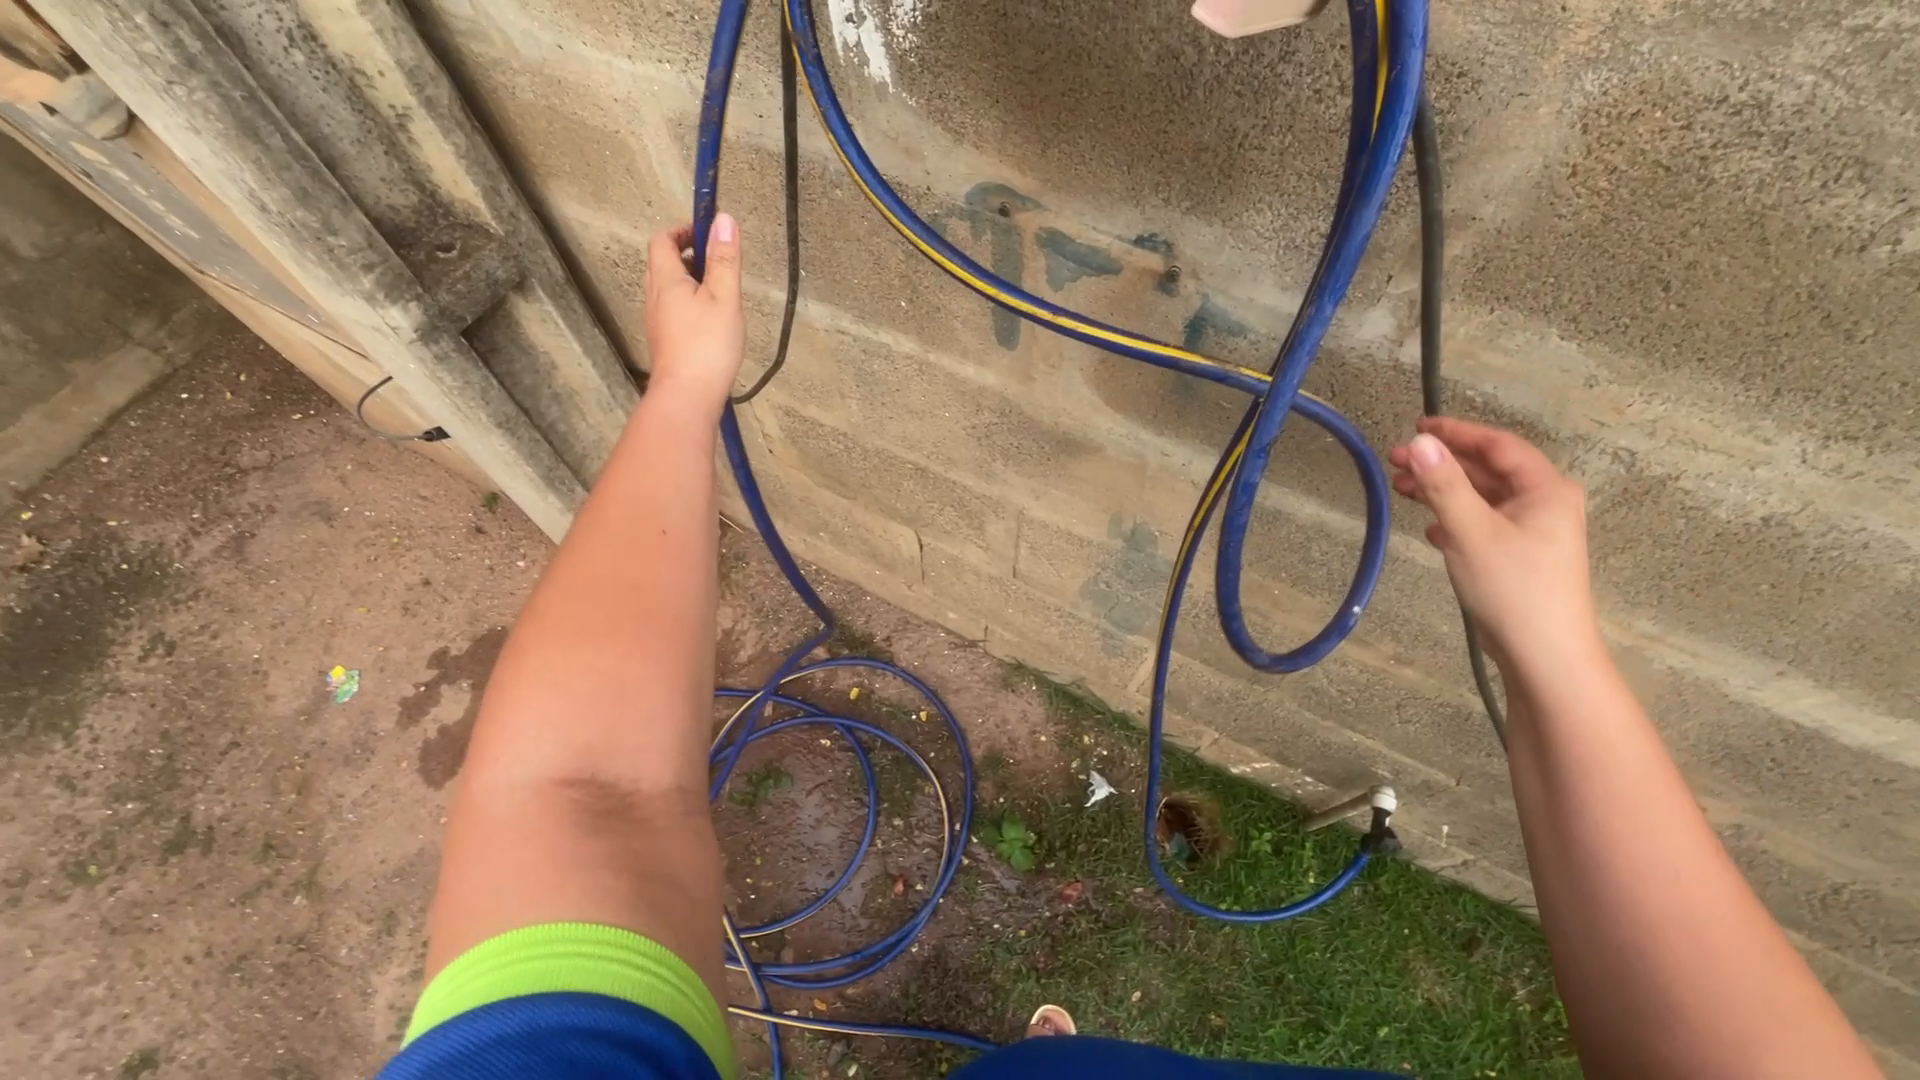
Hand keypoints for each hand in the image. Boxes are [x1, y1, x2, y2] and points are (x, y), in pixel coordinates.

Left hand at [643, 215, 744, 410]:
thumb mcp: (724, 297)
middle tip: (719, 263)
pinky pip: (675, 311)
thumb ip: (725, 259)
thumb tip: (723, 219)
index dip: (683, 230)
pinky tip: (714, 321)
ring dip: (691, 282)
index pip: (663, 240)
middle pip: (663, 263)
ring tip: (721, 293)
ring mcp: (657, 321)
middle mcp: (654, 297)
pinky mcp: (666, 342)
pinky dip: (691, 304)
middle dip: (689, 255)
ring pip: (669, 289)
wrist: (688, 396)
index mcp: (665, 280)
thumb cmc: (707, 345)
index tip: (709, 235)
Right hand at [1388, 417, 1597, 665]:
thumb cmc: (1513, 587)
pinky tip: (1430, 528)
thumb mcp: (1471, 531)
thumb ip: (1443, 484)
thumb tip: (1418, 441)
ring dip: (1443, 490)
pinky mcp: (1518, 555)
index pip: (1497, 445)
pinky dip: (1454, 518)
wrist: (1544, 653)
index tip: (1415, 426)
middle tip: (1395, 461)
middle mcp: (1544, 503)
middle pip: (1487, 470)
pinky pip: (1482, 522)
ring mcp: (1532, 531)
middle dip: (1441, 463)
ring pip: (1481, 497)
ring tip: (1401, 490)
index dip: (1456, 432)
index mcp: (1545, 489)